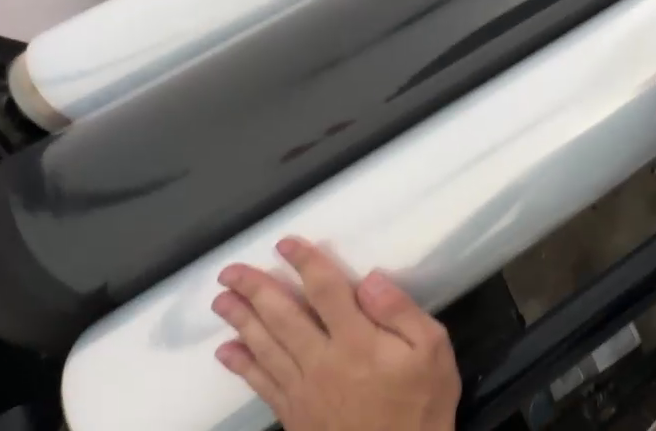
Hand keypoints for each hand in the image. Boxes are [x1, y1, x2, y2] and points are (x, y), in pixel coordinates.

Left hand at [213, 238, 459, 430]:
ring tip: (222, 300)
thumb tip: (371, 278)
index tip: (287, 244)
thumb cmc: (423, 398)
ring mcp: (302, 388)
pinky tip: (226, 351)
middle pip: (284, 318)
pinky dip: (241, 365)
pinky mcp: (292, 411)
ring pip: (265, 347)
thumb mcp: (433, 347)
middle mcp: (323, 359)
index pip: (327, 292)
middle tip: (230, 271)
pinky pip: (260, 383)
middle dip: (257, 291)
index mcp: (359, 340)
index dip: (306, 264)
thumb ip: (401, 312)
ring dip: (241, 321)